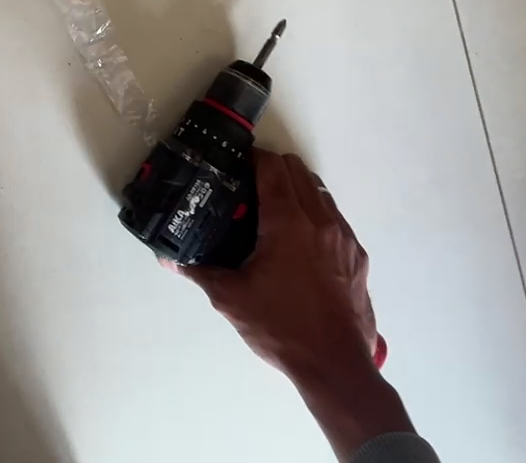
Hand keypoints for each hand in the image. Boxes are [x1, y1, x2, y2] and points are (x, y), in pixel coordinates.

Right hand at [180, 151, 409, 458]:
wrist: (336, 368)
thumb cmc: (281, 327)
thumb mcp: (230, 298)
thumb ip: (198, 271)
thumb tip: (168, 260)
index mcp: (288, 223)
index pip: (272, 168)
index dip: (252, 157)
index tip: (235, 162)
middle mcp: (320, 222)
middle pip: (299, 170)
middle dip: (273, 168)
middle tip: (248, 182)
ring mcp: (344, 239)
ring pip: (320, 191)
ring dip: (296, 188)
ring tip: (272, 206)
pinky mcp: (358, 257)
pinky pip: (335, 217)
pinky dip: (315, 212)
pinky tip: (298, 238)